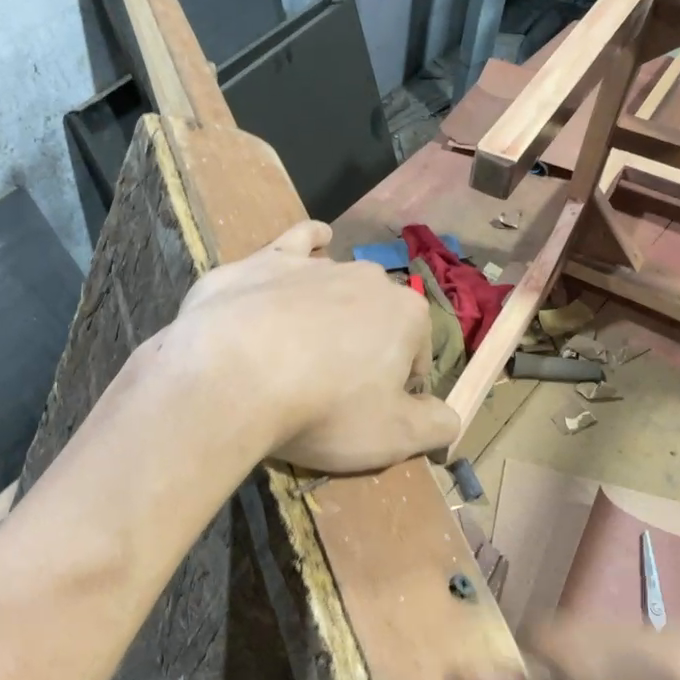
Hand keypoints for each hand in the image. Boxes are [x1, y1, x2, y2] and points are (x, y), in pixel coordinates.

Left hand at [159, 220, 459, 472]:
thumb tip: (450, 418)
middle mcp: (367, 278)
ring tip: (309, 345)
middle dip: (365, 347)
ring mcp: (313, 265)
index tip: (368, 413)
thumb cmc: (321, 411)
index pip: (416, 358)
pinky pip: (298, 241)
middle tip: (332, 390)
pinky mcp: (262, 262)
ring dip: (333, 310)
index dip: (397, 390)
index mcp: (407, 316)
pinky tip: (315, 241)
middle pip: (376, 318)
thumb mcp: (392, 438)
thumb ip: (435, 426)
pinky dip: (310, 241)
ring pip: (337, 286)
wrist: (229, 379)